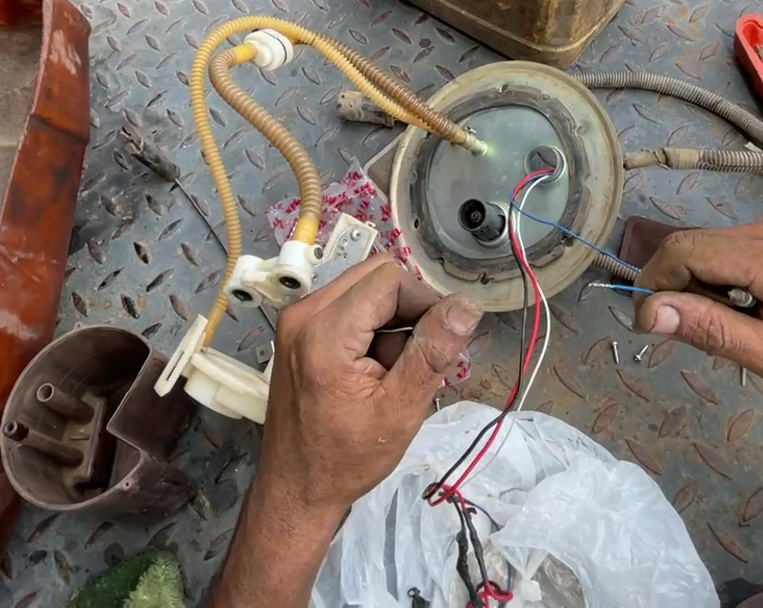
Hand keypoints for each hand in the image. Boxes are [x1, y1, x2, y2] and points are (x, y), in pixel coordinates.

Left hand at [257, 255, 481, 514]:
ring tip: (397, 368)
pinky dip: (373, 325)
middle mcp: (304, 312)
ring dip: (392, 317)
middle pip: (376, 275)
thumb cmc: (347, 459)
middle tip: (423, 355)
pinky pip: (348, 303)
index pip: (390, 279)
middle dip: (410, 307)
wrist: (295, 488)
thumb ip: (432, 353)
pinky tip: (378, 366)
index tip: (441, 342)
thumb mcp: (400, 411)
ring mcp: (297, 317)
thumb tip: (467, 306)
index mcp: (323, 332)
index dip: (425, 301)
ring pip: (364, 286)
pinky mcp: (298, 327)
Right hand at [633, 217, 762, 424]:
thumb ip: (713, 331)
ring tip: (720, 327)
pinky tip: (741, 311)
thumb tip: (648, 311)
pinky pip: (731, 249)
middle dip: (673, 284)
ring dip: (695, 283)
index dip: (654, 282)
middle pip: (693, 244)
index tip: (647, 325)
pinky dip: (718, 278)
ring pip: (709, 245)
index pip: (685, 249)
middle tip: (683, 332)